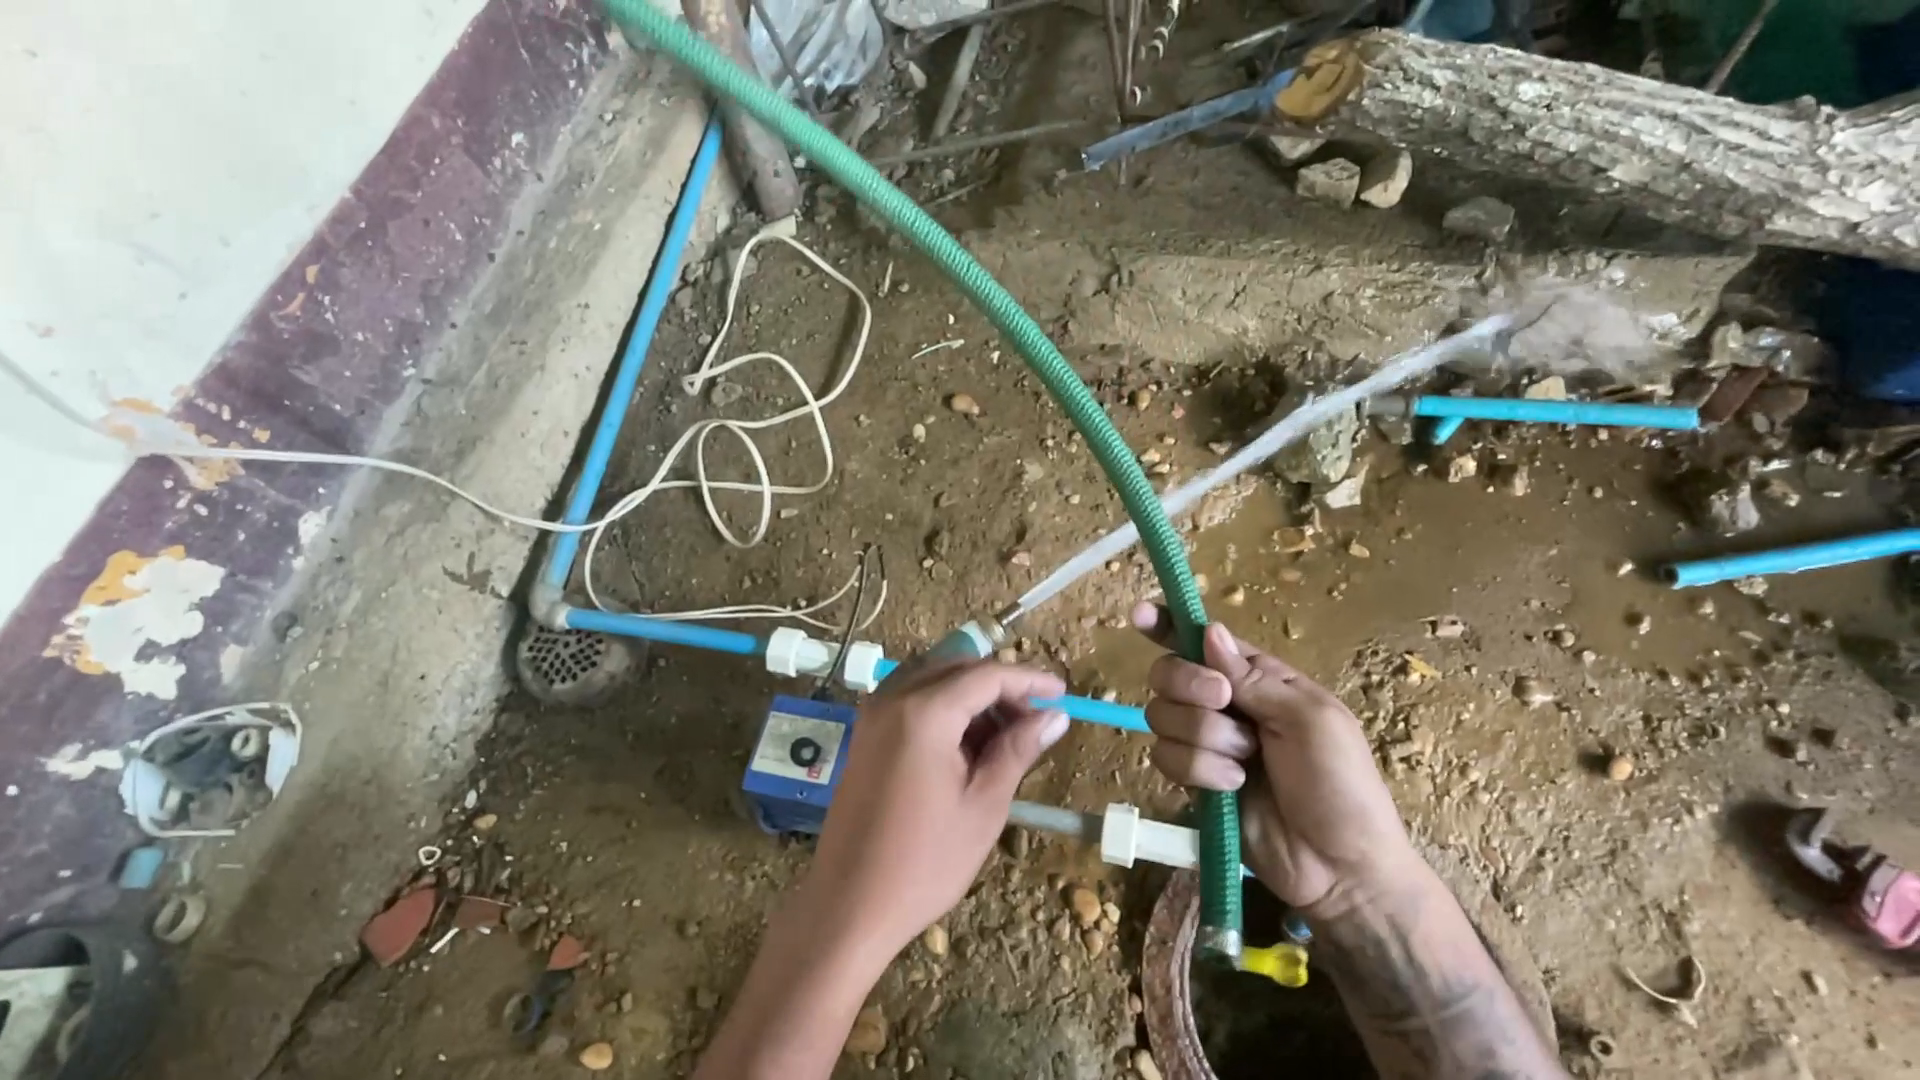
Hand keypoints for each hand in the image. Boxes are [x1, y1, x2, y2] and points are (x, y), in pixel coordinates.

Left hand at [804, 659, 1068, 957]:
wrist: (848, 904)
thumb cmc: (924, 862)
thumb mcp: (983, 805)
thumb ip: (1018, 750)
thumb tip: (1055, 716)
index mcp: (923, 712)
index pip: (986, 675)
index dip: (1029, 680)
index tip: (1063, 694)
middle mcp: (892, 699)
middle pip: (957, 668)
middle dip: (1001, 686)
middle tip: (1037, 718)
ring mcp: (873, 716)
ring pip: (933, 680)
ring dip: (972, 695)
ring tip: (1008, 735)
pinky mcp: (865, 736)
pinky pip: (911, 701)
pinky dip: (945, 708)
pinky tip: (969, 744)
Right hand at [1131, 602, 1421, 920]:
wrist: (1339, 868)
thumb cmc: (1341, 785)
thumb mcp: (1311, 720)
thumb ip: (1255, 678)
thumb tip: (1207, 630)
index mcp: (1260, 678)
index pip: (1204, 640)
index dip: (1168, 624)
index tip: (1139, 615)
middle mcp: (1226, 705)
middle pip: (1170, 673)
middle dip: (1189, 686)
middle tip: (1223, 702)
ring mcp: (1207, 743)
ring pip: (1162, 716)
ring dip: (1204, 738)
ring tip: (1245, 763)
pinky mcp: (1194, 781)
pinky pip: (1166, 758)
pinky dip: (1199, 771)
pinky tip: (1232, 788)